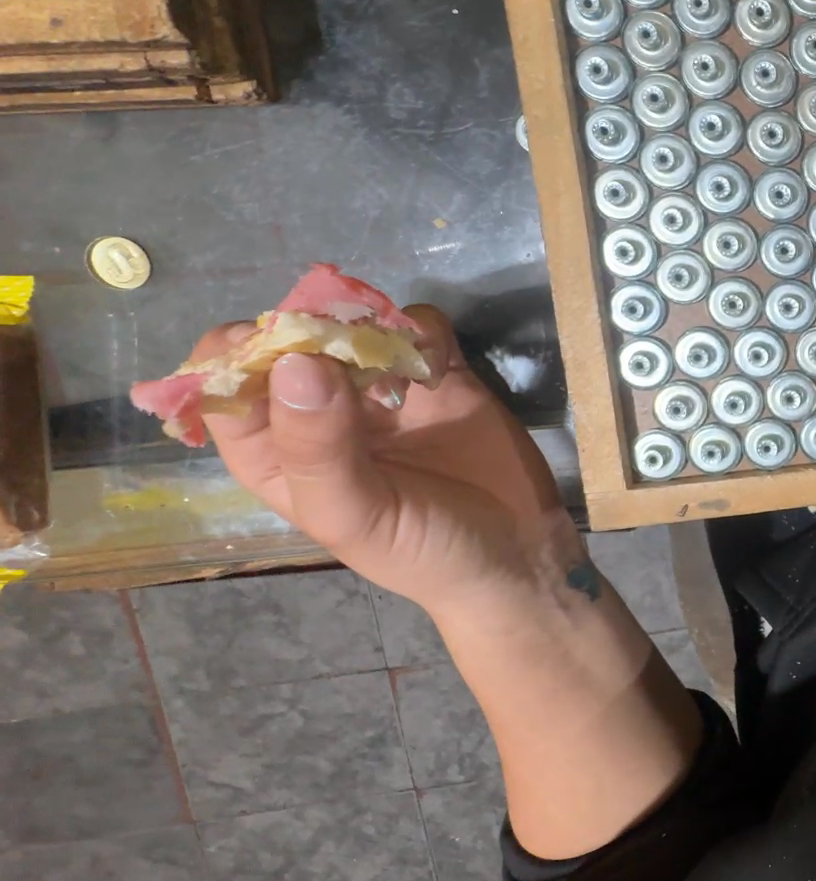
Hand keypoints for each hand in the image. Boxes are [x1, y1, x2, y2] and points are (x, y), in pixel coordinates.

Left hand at [192, 305, 573, 611]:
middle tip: (344, 337)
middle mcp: (329, 418)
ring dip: (373, 326)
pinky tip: (438, 362)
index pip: (231, 392)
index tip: (266, 340)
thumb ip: (319, 448)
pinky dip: (426, 331)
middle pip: (296, 350)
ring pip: (361, 332)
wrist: (520, 554)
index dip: (235, 359)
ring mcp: (392, 396)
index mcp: (283, 456)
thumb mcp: (357, 515)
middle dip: (312, 331)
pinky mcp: (449, 381)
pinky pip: (426, 335)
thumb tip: (298, 363)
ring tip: (395, 351)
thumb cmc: (426, 552)